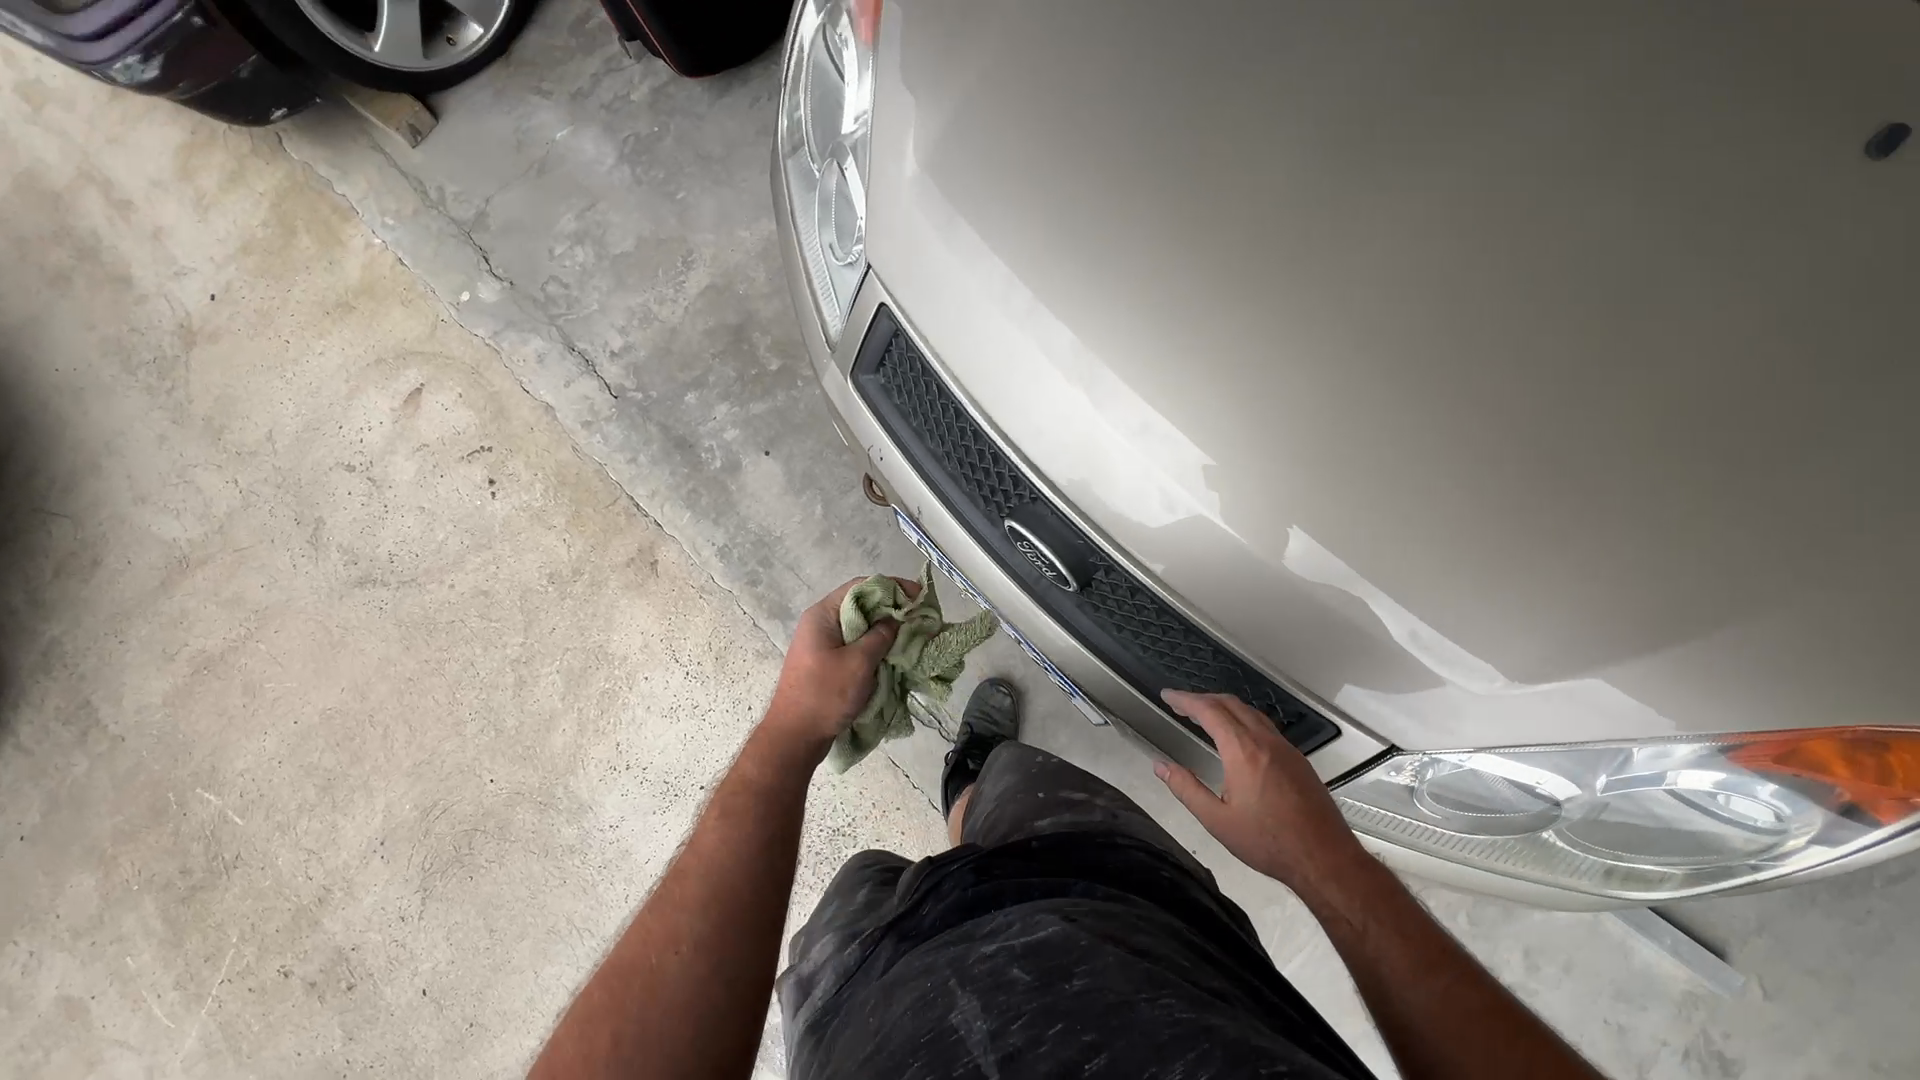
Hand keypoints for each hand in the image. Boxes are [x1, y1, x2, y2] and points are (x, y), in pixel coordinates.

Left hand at [762, 576, 916, 754]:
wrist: (795, 737)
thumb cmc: (824, 696)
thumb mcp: (859, 663)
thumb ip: (881, 635)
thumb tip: (897, 618)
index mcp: (823, 615)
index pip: (861, 586)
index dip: (892, 588)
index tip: (918, 597)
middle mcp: (821, 623)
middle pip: (861, 605)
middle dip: (892, 609)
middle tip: (920, 619)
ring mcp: (823, 643)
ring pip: (860, 626)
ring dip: (885, 630)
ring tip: (912, 637)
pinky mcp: (827, 662)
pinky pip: (855, 645)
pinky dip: (875, 646)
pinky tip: (894, 655)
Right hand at [1154, 690, 1370, 890]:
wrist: (1325, 859)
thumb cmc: (1269, 843)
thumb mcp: (1217, 820)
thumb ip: (1186, 789)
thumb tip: (1161, 766)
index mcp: (1243, 752)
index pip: (1209, 711)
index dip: (1185, 699)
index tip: (1167, 695)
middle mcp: (1266, 742)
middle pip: (1231, 704)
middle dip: (1202, 699)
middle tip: (1180, 703)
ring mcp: (1286, 749)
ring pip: (1251, 713)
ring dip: (1224, 707)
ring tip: (1204, 715)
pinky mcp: (1298, 760)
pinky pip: (1265, 726)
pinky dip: (1243, 719)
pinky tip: (1237, 736)